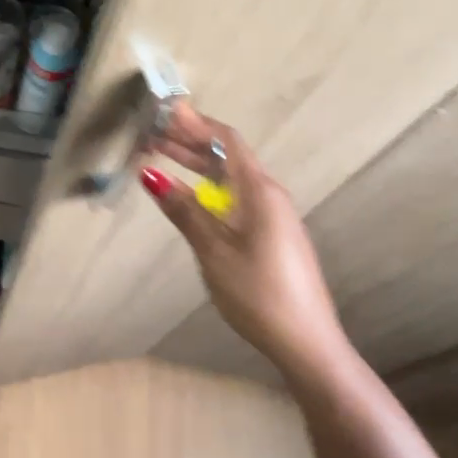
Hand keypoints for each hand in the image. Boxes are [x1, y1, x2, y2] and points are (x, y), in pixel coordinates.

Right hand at [139, 104, 348, 379]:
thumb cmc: (258, 293)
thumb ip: (184, 210)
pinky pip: (236, 196)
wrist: (307, 343)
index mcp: (259, 191)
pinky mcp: (272, 235)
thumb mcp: (213, 251)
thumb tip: (151, 175)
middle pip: (227, 156)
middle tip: (150, 134)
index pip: (226, 141)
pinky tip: (189, 195)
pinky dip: (208, 186)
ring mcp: (273, 216)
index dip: (194, 123)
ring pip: (231, 177)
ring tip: (161, 156)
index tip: (162, 114)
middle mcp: (269, 195)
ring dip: (197, 164)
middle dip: (189, 141)